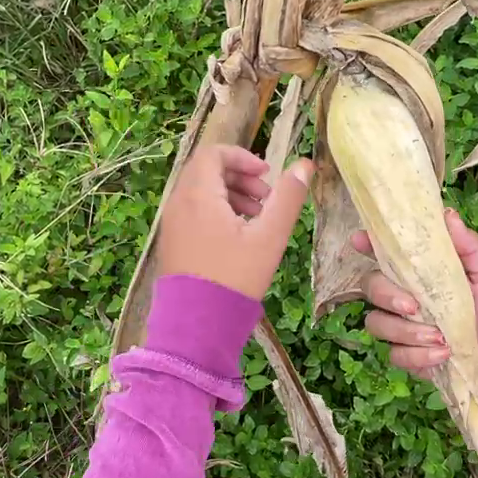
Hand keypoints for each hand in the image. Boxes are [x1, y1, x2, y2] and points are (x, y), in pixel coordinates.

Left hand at [156, 145, 314, 299]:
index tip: (267, 175)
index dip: (243, 157)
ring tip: (256, 218)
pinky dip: (216, 211)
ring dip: (230, 195)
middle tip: (265, 198)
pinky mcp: (172, 241)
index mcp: (198, 195)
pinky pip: (193, 211)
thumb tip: (304, 165)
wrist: (198, 323)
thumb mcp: (269, 237)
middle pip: (207, 171)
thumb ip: (288, 198)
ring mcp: (172, 223)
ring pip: (200, 192)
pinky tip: (238, 235)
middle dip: (239, 177)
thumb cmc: (236, 277)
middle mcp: (178, 203)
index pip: (214, 154)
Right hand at [352, 209, 477, 374]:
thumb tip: (447, 214)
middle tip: (413, 306)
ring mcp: (401, 327)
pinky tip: (442, 354)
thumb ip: (468, 246)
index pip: (384, 254)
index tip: (359, 240)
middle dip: (387, 295)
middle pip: (370, 287)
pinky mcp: (407, 355)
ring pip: (376, 323)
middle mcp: (403, 296)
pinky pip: (395, 354)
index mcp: (419, 272)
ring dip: (405, 331)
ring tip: (439, 337)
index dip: (367, 245)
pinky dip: (418, 355)